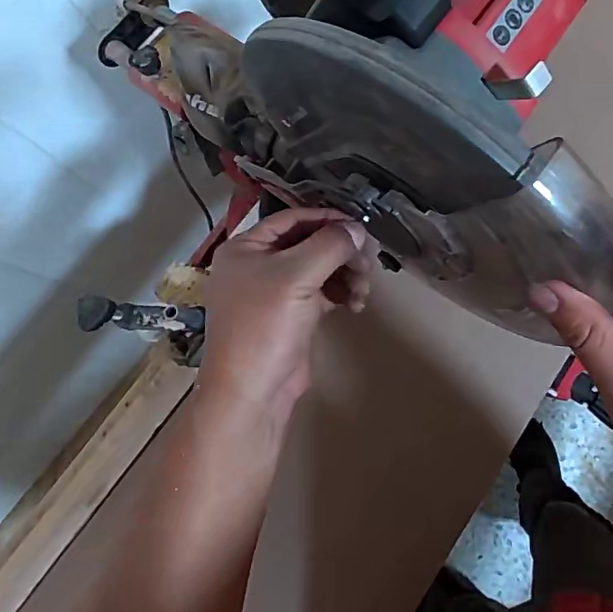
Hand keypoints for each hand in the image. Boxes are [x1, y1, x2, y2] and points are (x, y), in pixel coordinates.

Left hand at [199, 207, 375, 416]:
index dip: (327, 219)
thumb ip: (330, 245)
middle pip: (308, 244)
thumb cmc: (264, 326)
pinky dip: (339, 294)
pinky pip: (320, 293)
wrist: (251, 392)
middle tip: (367, 263)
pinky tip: (356, 304)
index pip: (292, 219)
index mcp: (245, 248)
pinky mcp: (289, 316)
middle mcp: (256, 265)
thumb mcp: (297, 276)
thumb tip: (357, 229)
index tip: (359, 226)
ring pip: (317, 269)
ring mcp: (272, 293)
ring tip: (363, 289)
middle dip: (341, 252)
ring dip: (345, 274)